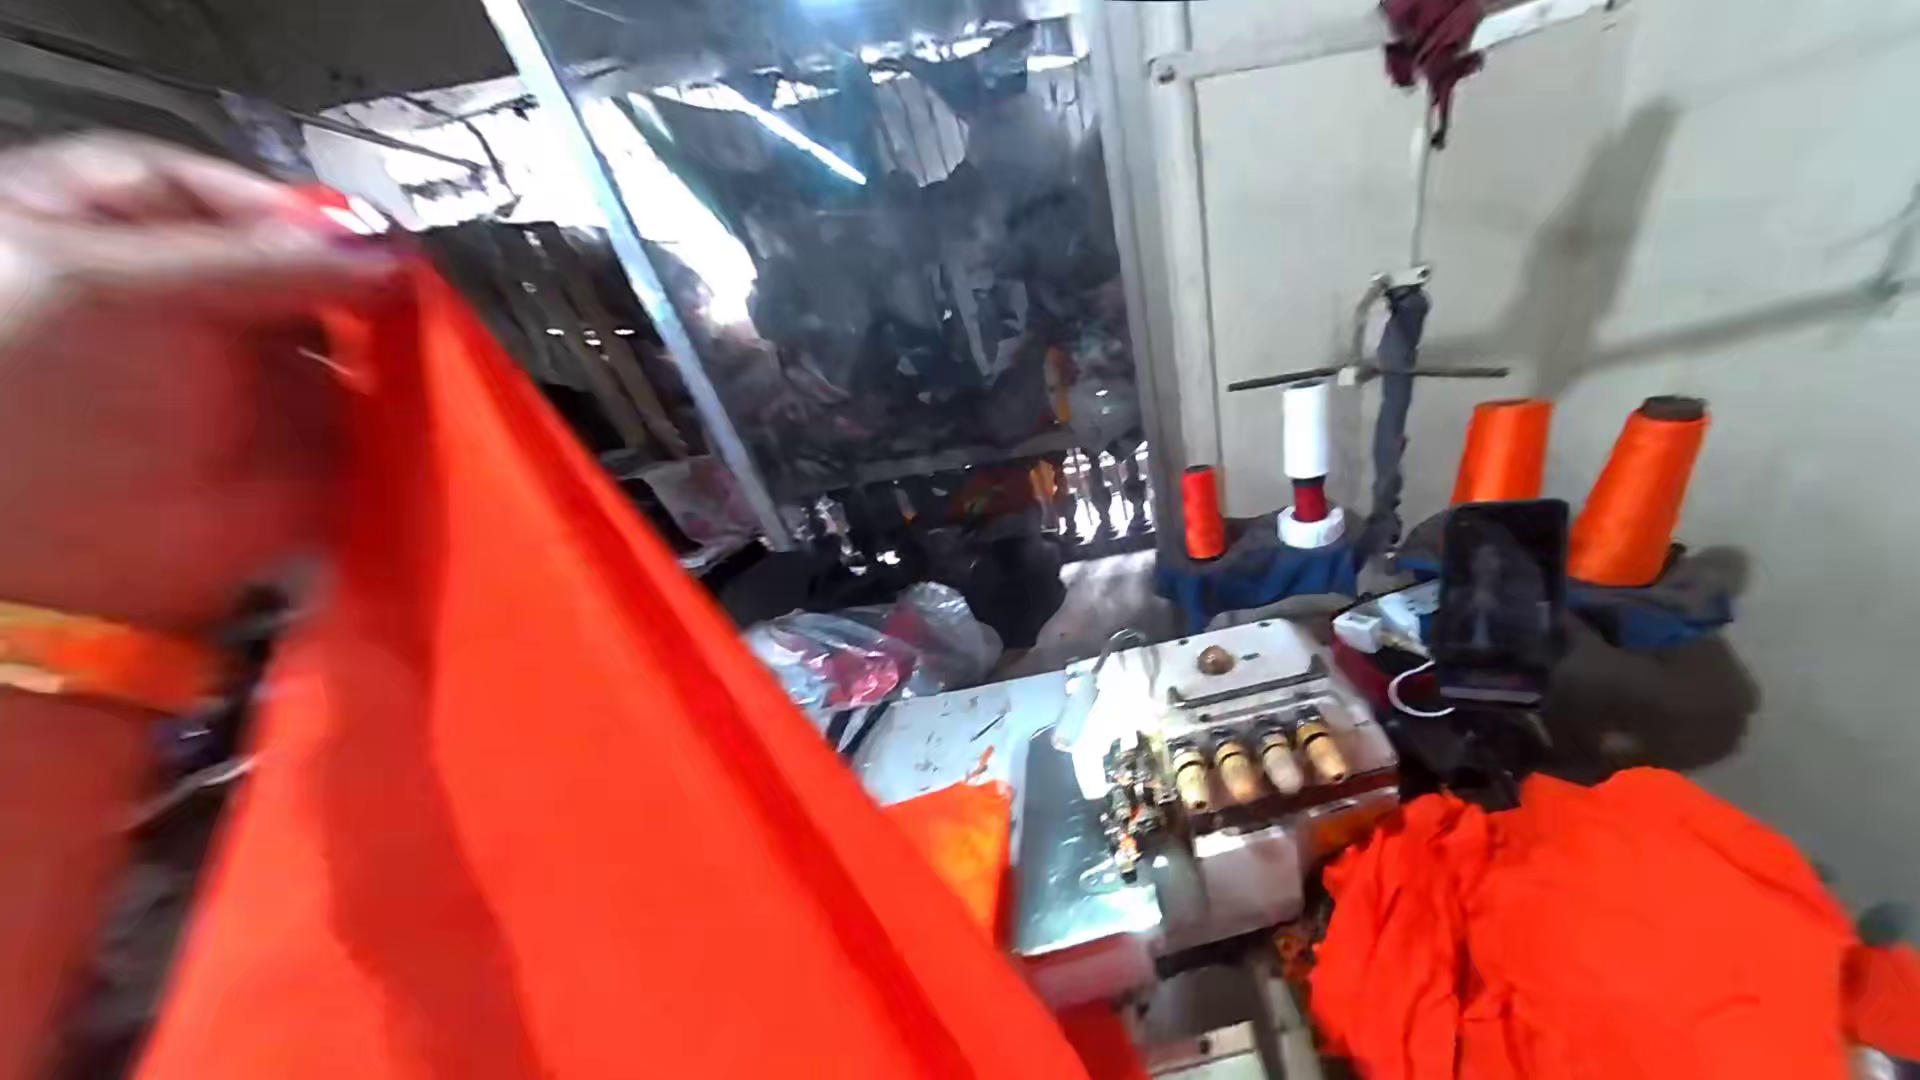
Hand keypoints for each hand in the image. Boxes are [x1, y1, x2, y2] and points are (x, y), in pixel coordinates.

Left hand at [0, 134, 396, 634]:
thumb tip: (393, 253)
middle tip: (405, 277)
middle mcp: (185, 297)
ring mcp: (259, 360)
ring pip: (339, 316)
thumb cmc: (60, 402)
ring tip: (427, 322)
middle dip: (344, 263)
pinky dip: (406, 374)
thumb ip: (268, 262)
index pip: (186, 188)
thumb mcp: (127, 294)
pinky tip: (431, 368)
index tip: (340, 232)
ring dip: (384, 319)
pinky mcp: (322, 414)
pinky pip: (374, 379)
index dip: (261, 200)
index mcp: (91, 242)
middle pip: (281, 254)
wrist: (104, 547)